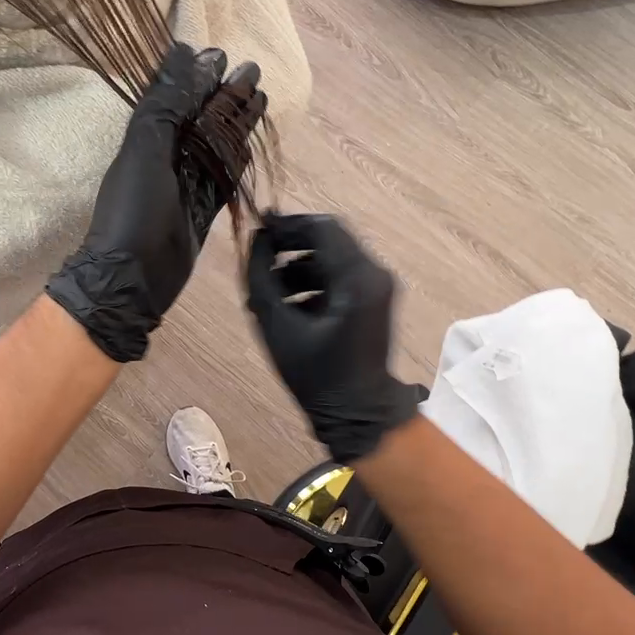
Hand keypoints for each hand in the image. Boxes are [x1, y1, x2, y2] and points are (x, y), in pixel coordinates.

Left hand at [47, 43, 265, 361]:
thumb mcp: (145, 151)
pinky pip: (222, 178)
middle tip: (253, 72)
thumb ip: (165, 106)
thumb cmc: (134, 212)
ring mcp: (185, 185)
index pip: (176, 97)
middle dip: (225, 96)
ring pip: (215, 146)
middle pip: (201, 118)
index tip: (224, 56)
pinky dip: (235, 160)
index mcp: (148, 139)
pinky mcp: (201, 211)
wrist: (132, 279)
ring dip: (235, 123)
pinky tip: (250, 144)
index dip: (198, 76)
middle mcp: (167, 157)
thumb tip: (189, 55)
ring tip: (260, 97)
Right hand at [246, 213, 418, 463]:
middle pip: (328, 239)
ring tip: (267, 291)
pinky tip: (287, 304)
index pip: (321, 228)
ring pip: (331, 258)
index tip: (257, 229)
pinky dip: (311, 282)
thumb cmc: (315, 374)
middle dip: (290, 245)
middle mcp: (374, 273)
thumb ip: (260, 277)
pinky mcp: (373, 299)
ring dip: (297, 266)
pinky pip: (338, 276)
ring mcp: (377, 286)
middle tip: (258, 257)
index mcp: (357, 278)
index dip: (287, 223)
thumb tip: (257, 241)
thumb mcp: (275, 324)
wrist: (357, 411)